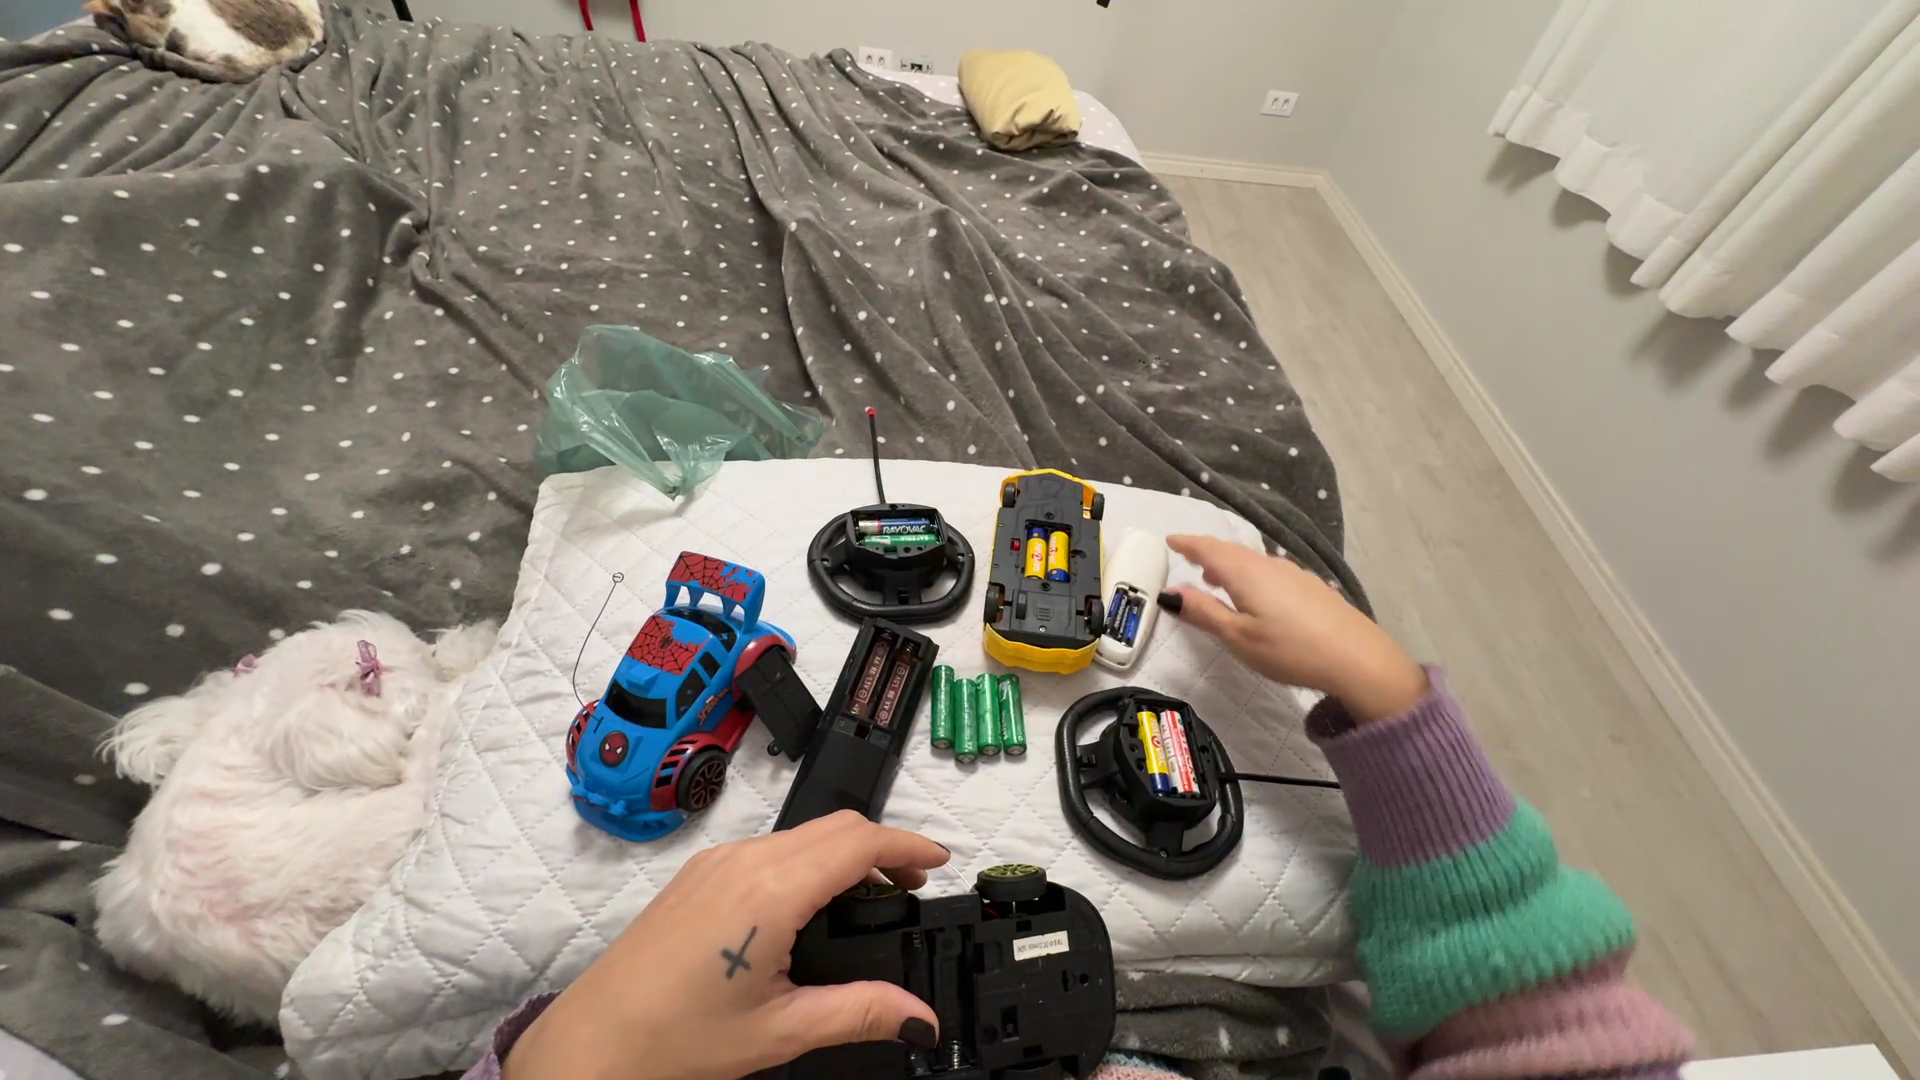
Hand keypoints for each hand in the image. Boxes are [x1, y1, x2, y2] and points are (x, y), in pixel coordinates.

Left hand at [503, 811, 949, 1079]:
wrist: (587, 1047)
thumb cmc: (677, 1042)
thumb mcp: (779, 1031)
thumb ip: (859, 1012)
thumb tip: (921, 1015)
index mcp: (771, 891)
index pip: (858, 842)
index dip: (907, 842)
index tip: (940, 858)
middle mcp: (747, 858)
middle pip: (836, 825)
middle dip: (883, 844)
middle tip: (911, 883)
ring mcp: (720, 858)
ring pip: (805, 831)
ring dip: (845, 849)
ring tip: (868, 892)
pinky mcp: (703, 868)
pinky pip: (773, 844)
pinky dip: (810, 856)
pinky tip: (812, 897)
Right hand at [1162, 535, 1426, 721]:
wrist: (1359, 660)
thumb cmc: (1289, 650)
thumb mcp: (1237, 636)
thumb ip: (1203, 612)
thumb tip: (1171, 592)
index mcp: (1245, 573)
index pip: (1208, 548)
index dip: (1187, 543)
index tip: (1170, 540)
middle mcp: (1269, 565)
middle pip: (1231, 552)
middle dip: (1207, 554)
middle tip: (1189, 560)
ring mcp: (1294, 574)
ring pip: (1253, 561)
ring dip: (1230, 566)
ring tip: (1217, 581)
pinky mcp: (1312, 587)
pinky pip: (1270, 572)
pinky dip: (1252, 576)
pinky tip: (1257, 597)